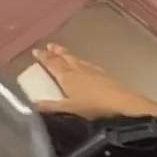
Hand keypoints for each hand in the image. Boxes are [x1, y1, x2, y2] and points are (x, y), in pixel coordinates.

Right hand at [30, 43, 156, 117]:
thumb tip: (33, 105)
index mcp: (67, 77)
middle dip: (56, 52)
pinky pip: (89, 65)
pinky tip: (86, 66)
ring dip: (69, 55)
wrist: (123, 106)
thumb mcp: (68, 110)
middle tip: (49, 46)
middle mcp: (79, 70)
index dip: (43, 58)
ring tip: (64, 53)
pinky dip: (83, 63)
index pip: (52, 64)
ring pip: (77, 60)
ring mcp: (94, 72)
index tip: (36, 51)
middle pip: (65, 58)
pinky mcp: (105, 77)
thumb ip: (51, 107)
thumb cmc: (93, 108)